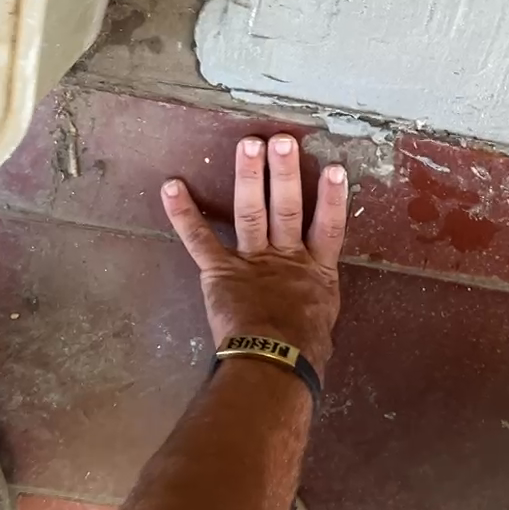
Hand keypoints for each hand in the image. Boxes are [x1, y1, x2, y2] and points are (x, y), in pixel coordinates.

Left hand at [161, 134, 347, 381]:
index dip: (333, 198)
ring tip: (248, 145)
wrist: (272, 368)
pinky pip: (200, 240)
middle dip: (284, 174)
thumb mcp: (320, 322)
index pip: (329, 226)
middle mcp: (287, 257)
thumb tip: (314, 309)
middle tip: (282, 141)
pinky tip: (172, 187)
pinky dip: (184, 213)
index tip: (336, 167)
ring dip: (248, 177)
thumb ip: (315, 301)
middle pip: (287, 208)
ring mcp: (253, 261)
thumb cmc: (302, 353)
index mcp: (316, 270)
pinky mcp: (221, 272)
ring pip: (251, 213)